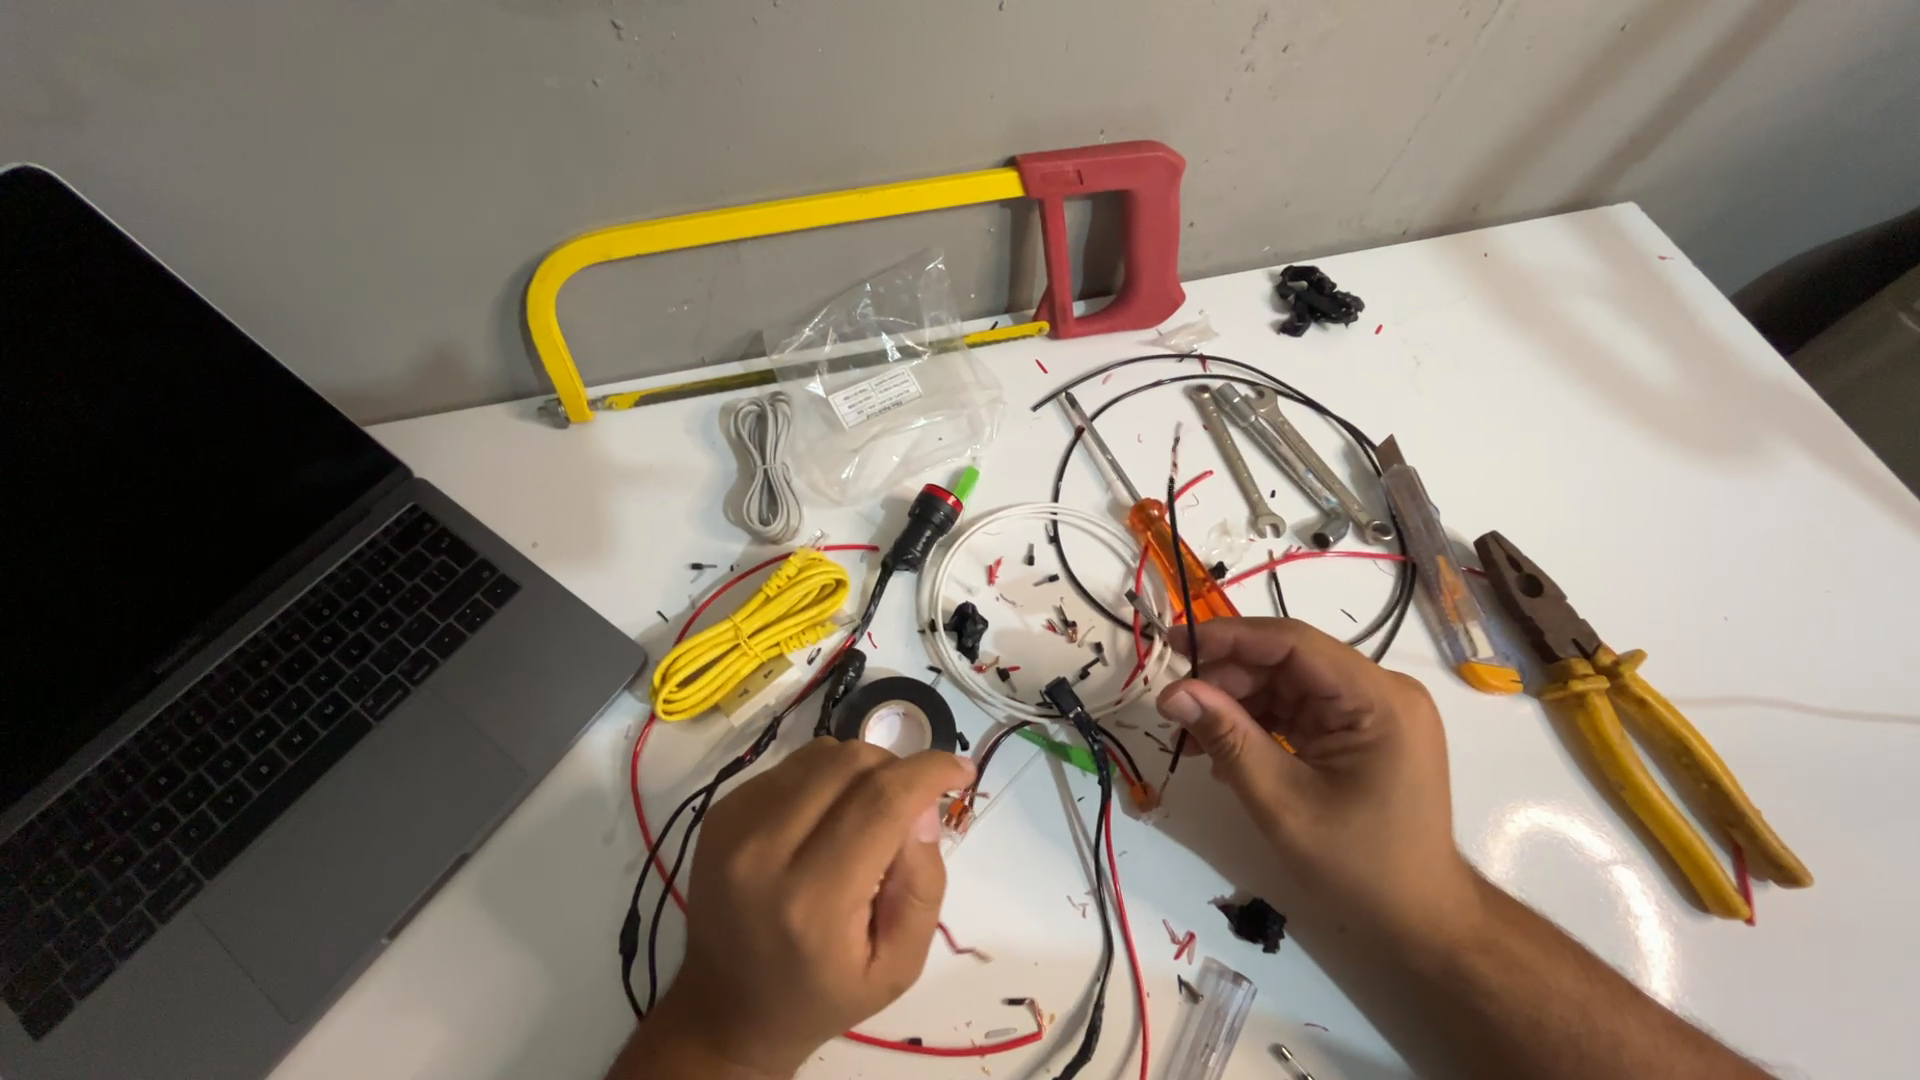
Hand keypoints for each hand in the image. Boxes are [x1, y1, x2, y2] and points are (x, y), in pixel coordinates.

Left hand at [617, 738, 973, 1079]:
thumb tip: (922, 807)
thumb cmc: (823, 992)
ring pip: (823, 754)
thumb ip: (922, 884)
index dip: (930, 771)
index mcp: (813, 900)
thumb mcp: (898, 964)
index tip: (960, 771)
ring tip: (868, 812)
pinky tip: (826, 817)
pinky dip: (826, 777)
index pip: (882, 802)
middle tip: (911, 804)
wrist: (727, 1007)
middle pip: (852, 764)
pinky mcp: (721, 811)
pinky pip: (793, 766)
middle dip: (898, 769)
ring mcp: (735, 825)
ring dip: (862, 769)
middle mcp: (764, 851)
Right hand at [1155, 618, 1478, 935]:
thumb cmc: (1359, 865)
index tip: (1172, 643)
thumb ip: (1227, 738)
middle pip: (1287, 662)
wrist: (1421, 921)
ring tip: (1190, 737)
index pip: (1292, 643)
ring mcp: (1372, 712)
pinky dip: (1257, 724)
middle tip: (1175, 709)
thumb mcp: (1282, 801)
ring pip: (1286, 684)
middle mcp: (1381, 692)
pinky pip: (1297, 710)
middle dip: (1227, 680)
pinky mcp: (1359, 732)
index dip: (1228, 637)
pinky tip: (1222, 750)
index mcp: (1377, 699)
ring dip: (1235, 704)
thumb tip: (1171, 693)